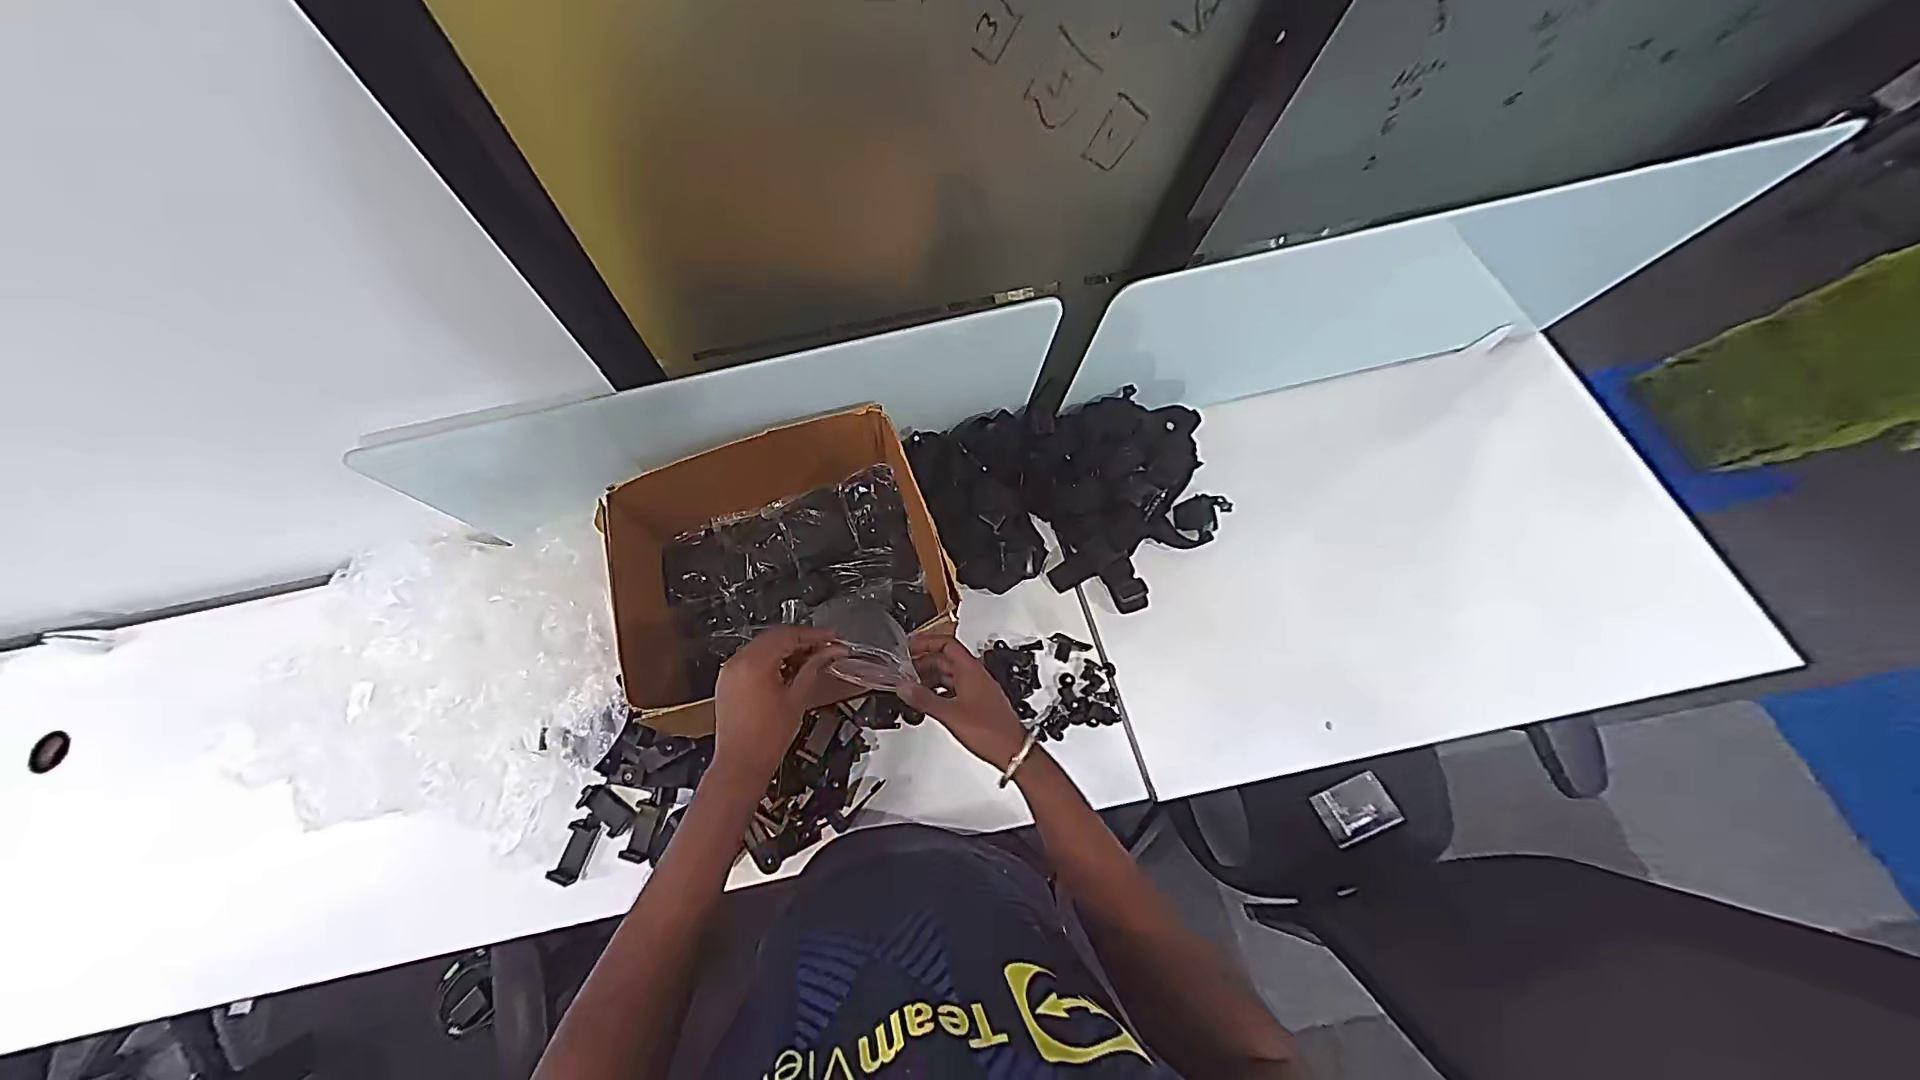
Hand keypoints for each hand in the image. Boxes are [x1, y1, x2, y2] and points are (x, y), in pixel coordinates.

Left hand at [712, 626, 848, 783]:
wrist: (741, 764)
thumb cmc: (767, 738)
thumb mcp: (797, 697)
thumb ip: (813, 667)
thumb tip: (829, 652)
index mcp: (755, 663)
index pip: (788, 635)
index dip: (814, 635)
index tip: (831, 637)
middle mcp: (738, 662)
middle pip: (775, 636)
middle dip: (802, 639)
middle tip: (825, 646)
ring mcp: (730, 671)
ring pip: (763, 646)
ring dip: (787, 648)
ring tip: (811, 658)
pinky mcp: (728, 681)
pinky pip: (752, 658)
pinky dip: (772, 658)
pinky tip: (789, 668)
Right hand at [899, 635, 1028, 770]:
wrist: (1011, 750)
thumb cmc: (991, 731)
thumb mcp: (950, 714)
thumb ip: (924, 699)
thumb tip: (905, 687)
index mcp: (970, 670)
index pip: (946, 643)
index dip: (926, 642)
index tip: (910, 646)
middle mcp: (975, 675)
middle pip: (945, 659)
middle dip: (923, 663)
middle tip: (905, 671)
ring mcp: (977, 688)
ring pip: (948, 675)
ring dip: (929, 678)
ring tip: (912, 687)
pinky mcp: (977, 701)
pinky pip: (953, 688)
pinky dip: (938, 691)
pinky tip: (929, 701)